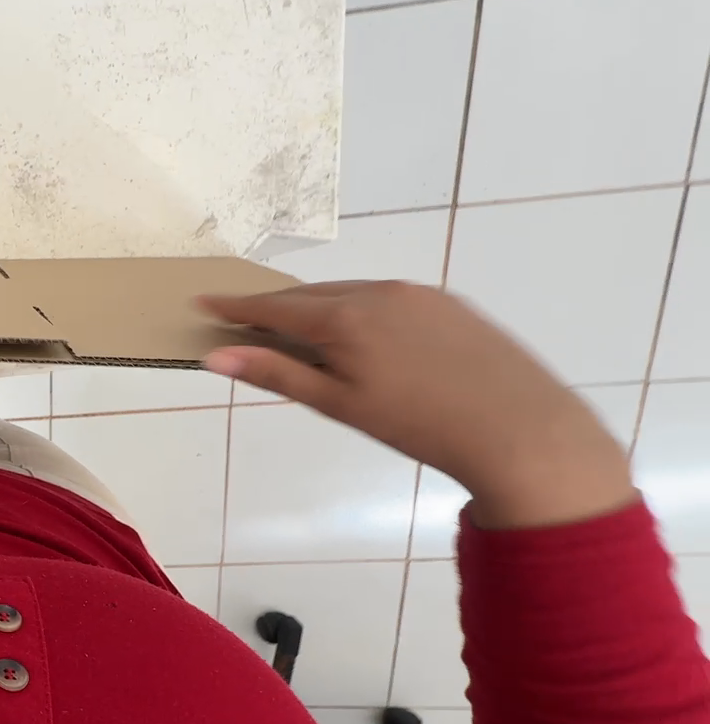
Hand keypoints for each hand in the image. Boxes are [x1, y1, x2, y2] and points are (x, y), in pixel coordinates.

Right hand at [199, 281, 634, 529]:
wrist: (522, 430)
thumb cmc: (414, 424)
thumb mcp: (334, 403)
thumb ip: (274, 373)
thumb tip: (215, 356)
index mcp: (345, 318)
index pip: (273, 307)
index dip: (234, 306)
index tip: (203, 300)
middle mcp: (378, 293)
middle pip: (306, 295)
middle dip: (270, 307)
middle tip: (240, 322)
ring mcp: (417, 294)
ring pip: (345, 293)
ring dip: (311, 308)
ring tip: (292, 332)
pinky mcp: (447, 302)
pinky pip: (380, 296)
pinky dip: (350, 308)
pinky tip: (351, 334)